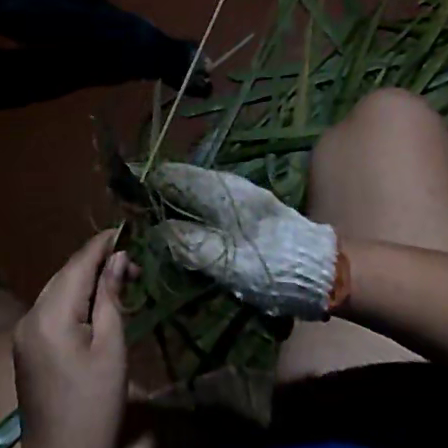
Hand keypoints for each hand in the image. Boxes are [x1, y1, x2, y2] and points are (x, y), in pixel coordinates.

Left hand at [10, 229, 131, 447]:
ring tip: (120, 280)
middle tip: (133, 264)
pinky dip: (74, 299)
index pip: (78, 264)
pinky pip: (51, 308)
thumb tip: (118, 258)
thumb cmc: (94, 406)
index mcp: (50, 315)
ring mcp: (24, 333)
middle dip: (97, 263)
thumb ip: (111, 297)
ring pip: (58, 290)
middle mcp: (30, 316)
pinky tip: (96, 304)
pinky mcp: (25, 347)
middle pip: (65, 274)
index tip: (127, 230)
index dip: (102, 244)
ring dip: (86, 280)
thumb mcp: (112, 347)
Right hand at [149, 163, 336, 318]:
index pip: (176, 176)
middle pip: (186, 183)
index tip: (127, 193)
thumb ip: (189, 243)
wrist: (319, 272)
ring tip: (154, 221)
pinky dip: (194, 215)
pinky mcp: (249, 215)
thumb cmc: (270, 264)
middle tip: (135, 211)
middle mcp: (229, 188)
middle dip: (161, 194)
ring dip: (177, 205)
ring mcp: (241, 200)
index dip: (151, 183)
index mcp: (221, 191)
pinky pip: (210, 208)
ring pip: (198, 195)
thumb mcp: (224, 259)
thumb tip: (158, 230)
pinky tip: (186, 233)